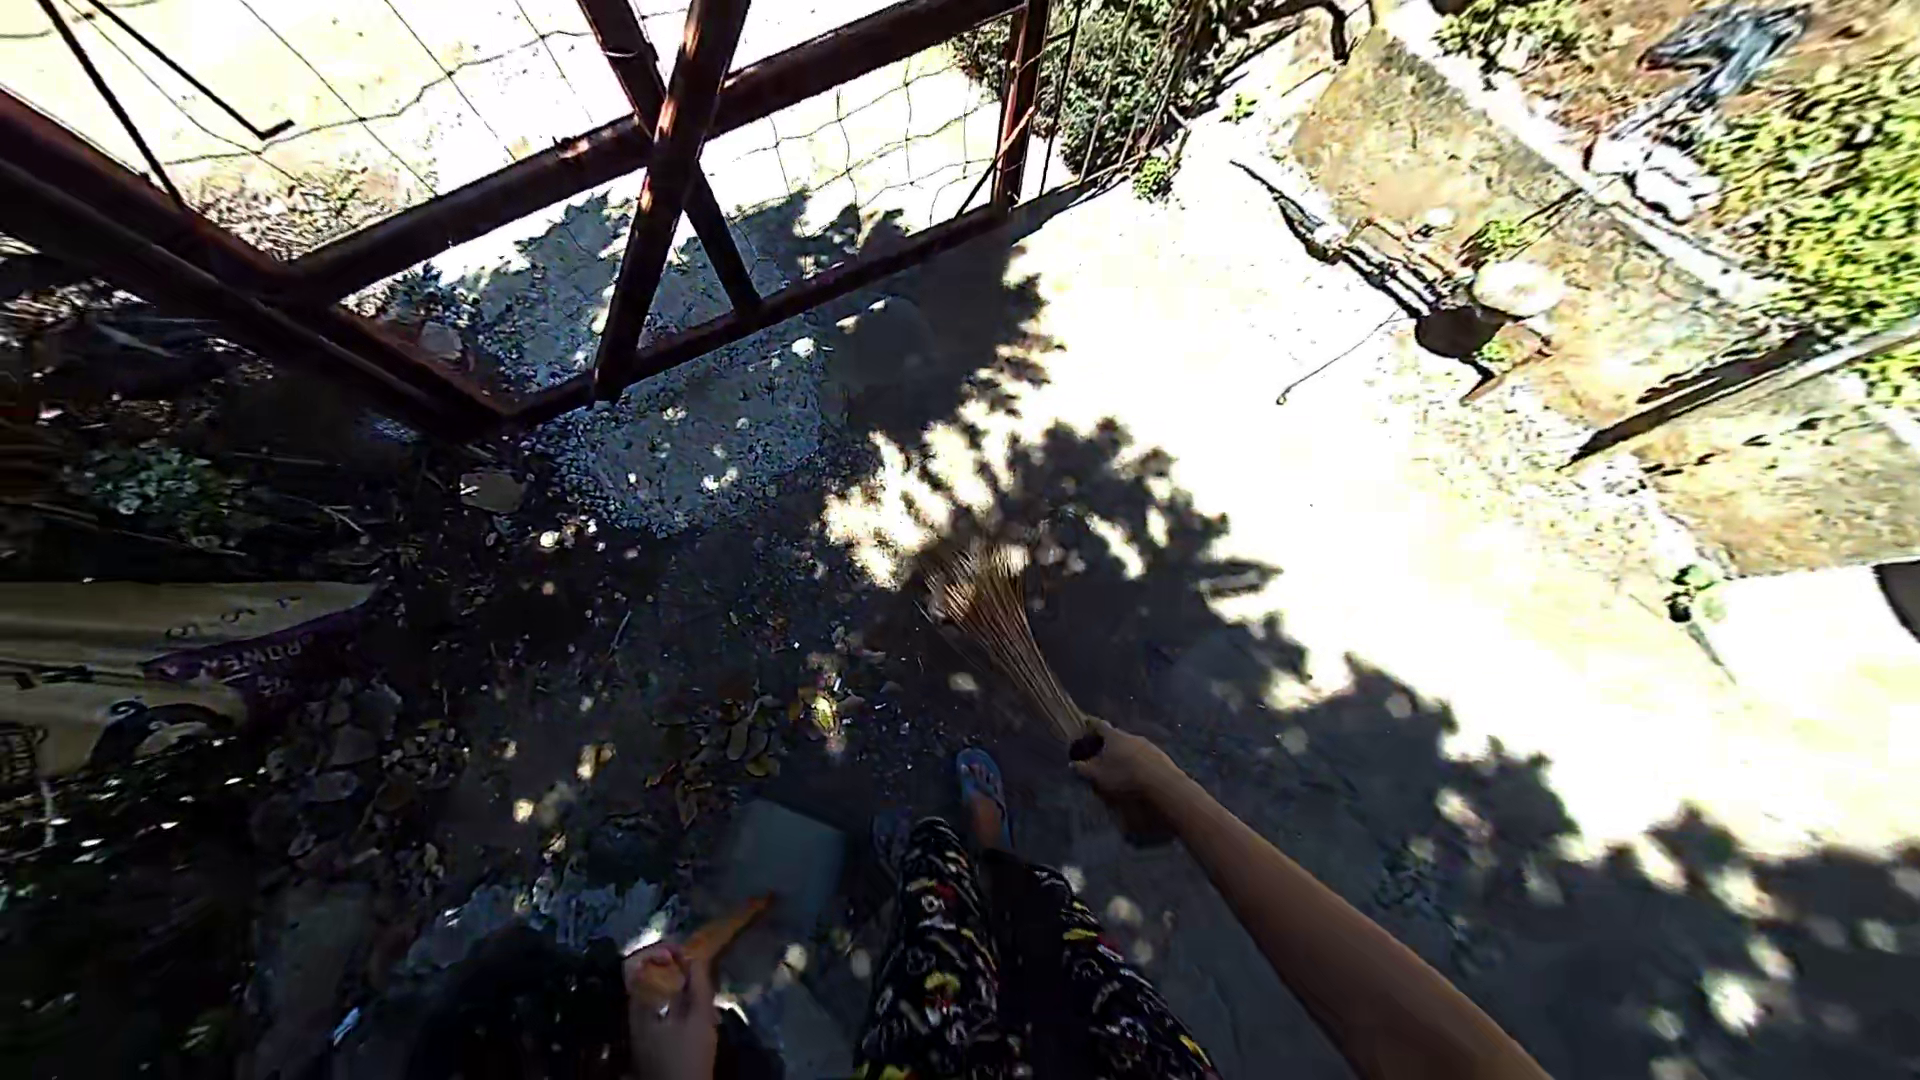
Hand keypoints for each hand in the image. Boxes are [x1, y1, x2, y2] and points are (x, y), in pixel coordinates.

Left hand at [625, 944, 717, 1079]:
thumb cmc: (689, 1055)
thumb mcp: (700, 1016)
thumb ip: (698, 983)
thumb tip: (695, 956)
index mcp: (641, 1010)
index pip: (637, 969)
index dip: (657, 952)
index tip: (680, 950)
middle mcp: (634, 1019)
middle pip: (644, 980)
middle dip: (667, 965)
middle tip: (690, 961)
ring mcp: (638, 1032)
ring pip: (650, 994)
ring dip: (670, 980)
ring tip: (693, 978)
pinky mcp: (647, 1043)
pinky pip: (654, 1007)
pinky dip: (669, 996)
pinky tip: (689, 1002)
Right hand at [1070, 718, 1188, 805]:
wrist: (1163, 784)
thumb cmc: (1125, 776)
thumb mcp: (1099, 776)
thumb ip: (1084, 769)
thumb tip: (1072, 764)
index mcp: (1114, 736)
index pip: (1099, 725)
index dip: (1091, 725)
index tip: (1086, 725)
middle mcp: (1131, 736)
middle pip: (1116, 735)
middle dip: (1108, 742)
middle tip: (1101, 752)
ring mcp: (1148, 745)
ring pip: (1131, 745)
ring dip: (1124, 752)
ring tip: (1119, 765)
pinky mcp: (1161, 756)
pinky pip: (1144, 755)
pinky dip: (1138, 761)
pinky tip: (1137, 773)